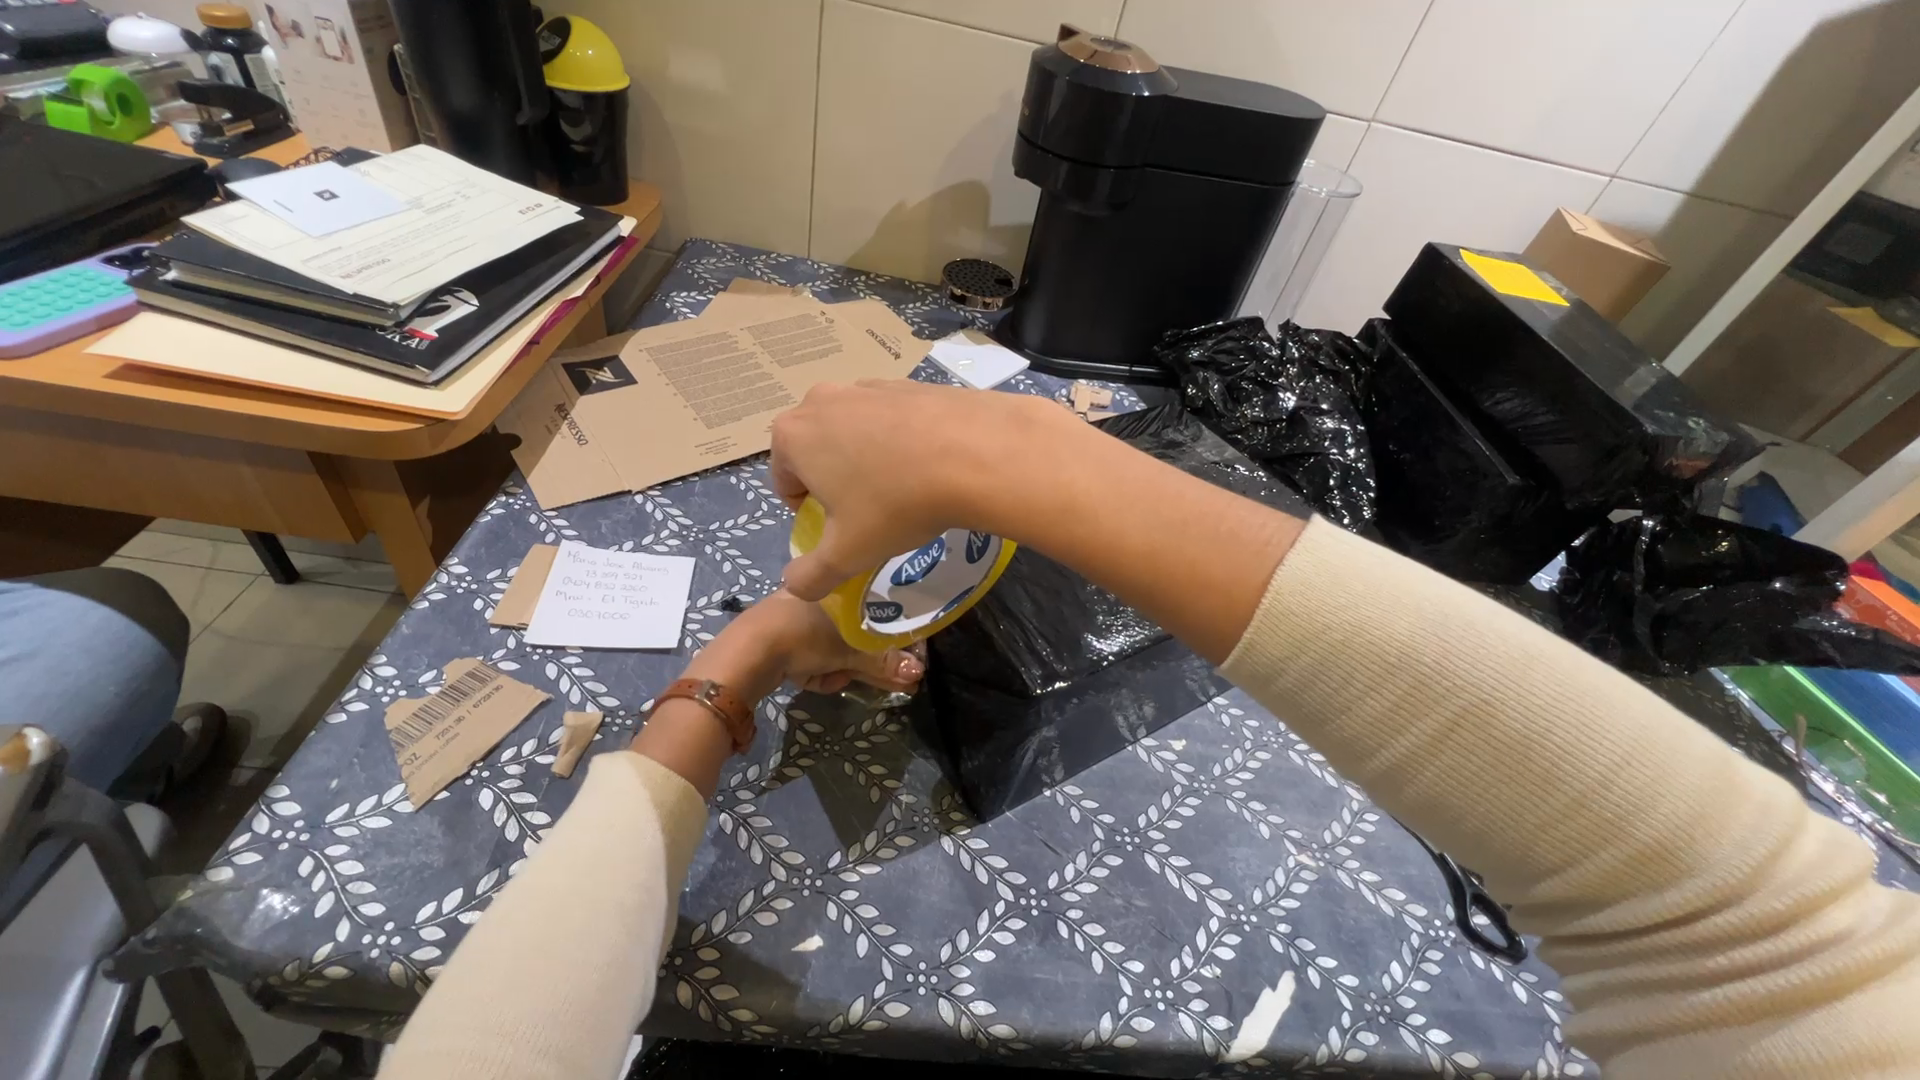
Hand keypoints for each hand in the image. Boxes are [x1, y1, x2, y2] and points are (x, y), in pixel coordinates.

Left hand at [685, 590, 924, 700]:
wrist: (746, 653)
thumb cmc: (801, 636)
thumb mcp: (848, 650)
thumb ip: (883, 663)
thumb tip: (919, 674)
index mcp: (837, 586)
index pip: (877, 605)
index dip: (896, 633)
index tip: (909, 656)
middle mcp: (820, 599)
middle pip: (859, 633)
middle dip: (872, 661)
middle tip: (895, 683)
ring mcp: (799, 621)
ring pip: (837, 650)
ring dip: (841, 669)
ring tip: (837, 679)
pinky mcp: (784, 642)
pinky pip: (815, 659)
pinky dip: (817, 673)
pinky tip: (811, 679)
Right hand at [770, 379, 1089, 599]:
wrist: (975, 453)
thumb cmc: (896, 504)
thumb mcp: (847, 555)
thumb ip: (810, 576)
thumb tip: (793, 586)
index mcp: (792, 435)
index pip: (785, 482)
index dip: (809, 513)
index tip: (843, 529)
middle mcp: (822, 400)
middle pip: (818, 453)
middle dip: (837, 483)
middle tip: (872, 512)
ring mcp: (867, 385)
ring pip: (856, 434)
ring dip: (869, 461)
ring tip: (905, 490)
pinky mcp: (908, 383)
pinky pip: (893, 420)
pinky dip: (902, 442)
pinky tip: (930, 466)